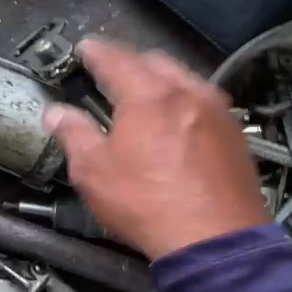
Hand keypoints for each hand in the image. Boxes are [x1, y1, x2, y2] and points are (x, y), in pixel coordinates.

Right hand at [43, 39, 266, 259]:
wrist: (214, 242)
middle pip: (155, 62)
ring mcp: (217, 115)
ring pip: (184, 80)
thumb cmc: (150, 206)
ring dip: (159, 81)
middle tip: (108, 71)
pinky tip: (172, 122)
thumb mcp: (93, 171)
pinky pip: (203, 103)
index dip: (95, 51)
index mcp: (149, 98)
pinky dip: (182, 102)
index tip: (85, 49)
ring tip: (140, 96)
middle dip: (129, 62)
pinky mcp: (234, 137)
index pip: (117, 59)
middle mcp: (188, 96)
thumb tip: (57, 114)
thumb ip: (73, 134)